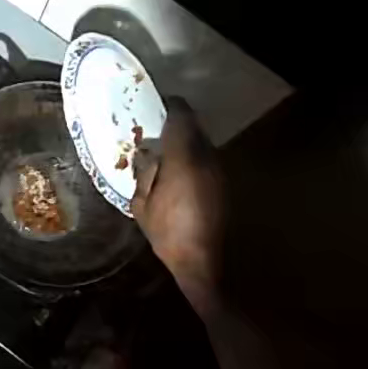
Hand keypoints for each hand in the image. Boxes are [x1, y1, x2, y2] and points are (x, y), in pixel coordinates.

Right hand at [133, 99, 226, 313]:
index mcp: (183, 157)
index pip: (181, 115)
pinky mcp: (225, 185)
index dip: (169, 106)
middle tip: (155, 134)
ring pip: (202, 145)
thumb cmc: (168, 234)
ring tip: (165, 157)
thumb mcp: (142, 205)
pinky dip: (193, 161)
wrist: (204, 262)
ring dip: (185, 145)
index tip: (156, 106)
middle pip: (194, 128)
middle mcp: (207, 157)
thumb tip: (145, 154)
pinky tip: (179, 178)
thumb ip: (143, 173)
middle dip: (176, 127)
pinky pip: (207, 162)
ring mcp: (220, 170)